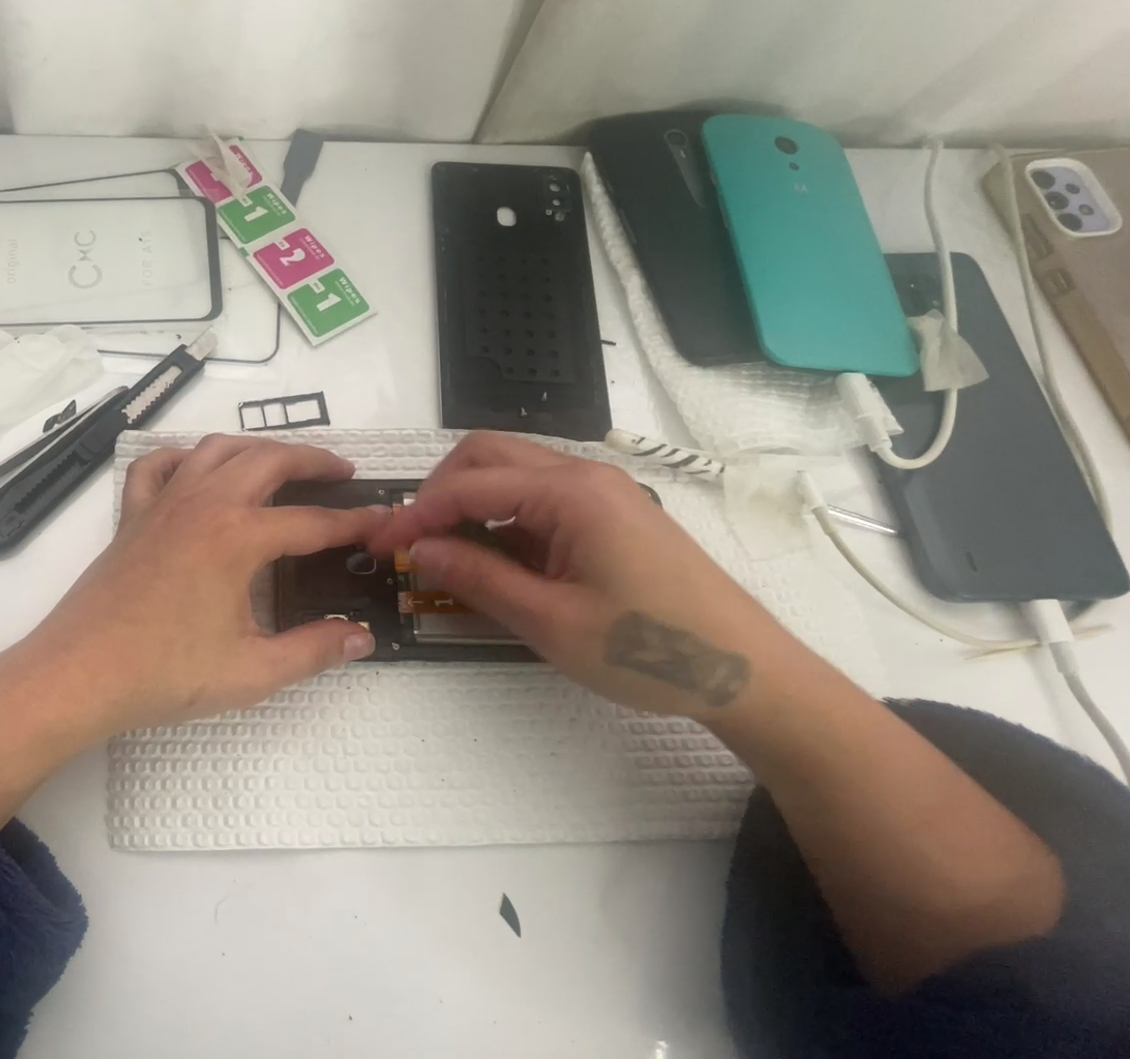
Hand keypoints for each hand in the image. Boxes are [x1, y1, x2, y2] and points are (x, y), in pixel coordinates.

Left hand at [0, 435, 385, 833]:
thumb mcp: (251, 672)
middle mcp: (203, 505)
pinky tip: (197, 470)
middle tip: (343, 472)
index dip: (354, 521)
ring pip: (216, 449)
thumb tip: (361, 637)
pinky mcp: (131, 517)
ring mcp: (162, 504)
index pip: (313, 521)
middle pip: (268, 459)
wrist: (78, 674)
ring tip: (282, 464)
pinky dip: (184, 457)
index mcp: (238, 538)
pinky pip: (158, 466)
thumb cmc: (164, 675)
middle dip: (313, 459)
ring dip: (256, 448)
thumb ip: (313, 650)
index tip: (382, 522)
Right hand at [370, 432, 804, 719]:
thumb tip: (422, 551)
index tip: (381, 546)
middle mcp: (585, 476)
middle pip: (488, 455)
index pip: (469, 485)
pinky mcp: (611, 516)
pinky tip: (493, 560)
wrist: (747, 673)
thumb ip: (477, 578)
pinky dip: (502, 519)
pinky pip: (539, 499)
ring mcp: (602, 494)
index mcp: (571, 493)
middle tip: (411, 541)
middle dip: (438, 492)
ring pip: (513, 473)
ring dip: (469, 503)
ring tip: (446, 554)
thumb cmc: (649, 651)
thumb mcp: (549, 621)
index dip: (417, 514)